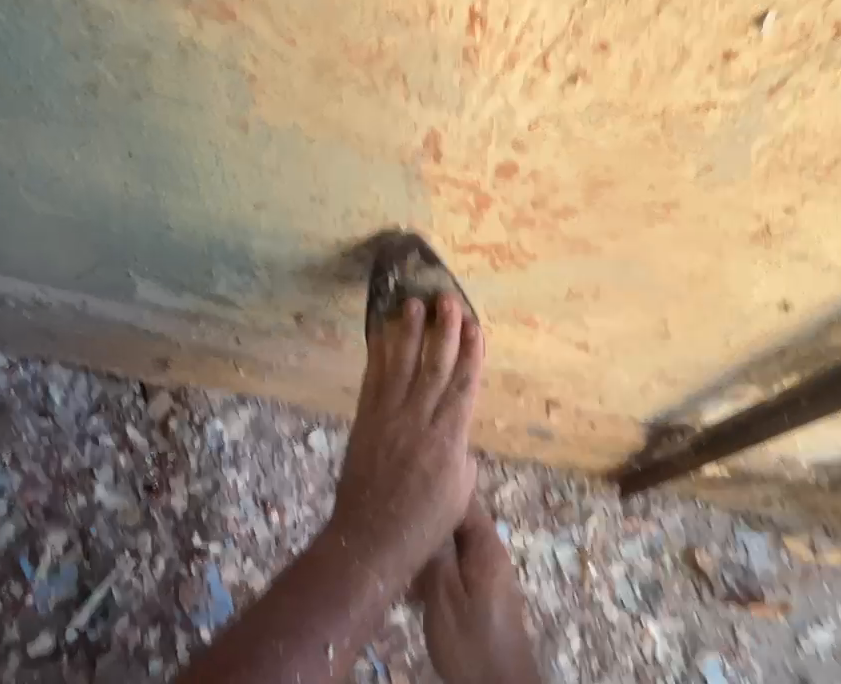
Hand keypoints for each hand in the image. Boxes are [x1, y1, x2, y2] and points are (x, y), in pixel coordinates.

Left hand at [325, 293, 482, 587]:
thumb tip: (457, 425)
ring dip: (409, 332)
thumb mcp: (460, 491)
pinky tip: (382, 333)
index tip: (476, 325)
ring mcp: (389, 418)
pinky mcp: (365, 420)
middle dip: (443, 331)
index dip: (471, 353)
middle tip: (448, 299)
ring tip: (414, 303)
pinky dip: (379, 354)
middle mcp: (419, 421)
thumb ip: (461, 451)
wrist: (370, 540)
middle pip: (434, 366)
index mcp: (449, 440)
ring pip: (403, 366)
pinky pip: (373, 379)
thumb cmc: (423, 524)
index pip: (464, 385)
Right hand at [415, 497, 543, 683]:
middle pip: (456, 521)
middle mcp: (489, 551)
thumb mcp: (444, 595)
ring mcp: (486, 572)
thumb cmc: (471, 640)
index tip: (405, 489)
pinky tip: (413, 588)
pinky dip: (434, 571)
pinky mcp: (480, 592)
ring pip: (452, 546)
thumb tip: (426, 513)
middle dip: (427, 524)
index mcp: (486, 544)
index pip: (462, 497)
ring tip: (401, 562)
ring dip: (428, 551)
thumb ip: (436, 553)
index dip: (434, 489)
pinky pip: (454, 567)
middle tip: (396, 530)